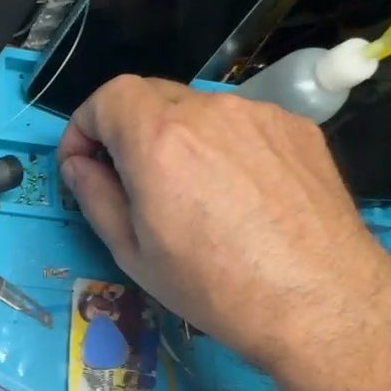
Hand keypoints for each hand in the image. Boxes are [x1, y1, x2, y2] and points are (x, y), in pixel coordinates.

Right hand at [57, 76, 390, 383]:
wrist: (312, 296)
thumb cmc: (207, 282)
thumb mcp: (130, 250)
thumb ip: (96, 196)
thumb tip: (78, 166)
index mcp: (158, 141)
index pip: (108, 96)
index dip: (84, 125)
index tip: (82, 163)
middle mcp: (209, 112)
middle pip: (150, 94)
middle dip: (124, 129)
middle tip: (124, 179)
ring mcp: (258, 115)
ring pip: (196, 109)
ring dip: (173, 138)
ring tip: (184, 193)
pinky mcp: (295, 128)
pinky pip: (238, 124)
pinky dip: (217, 145)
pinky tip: (230, 194)